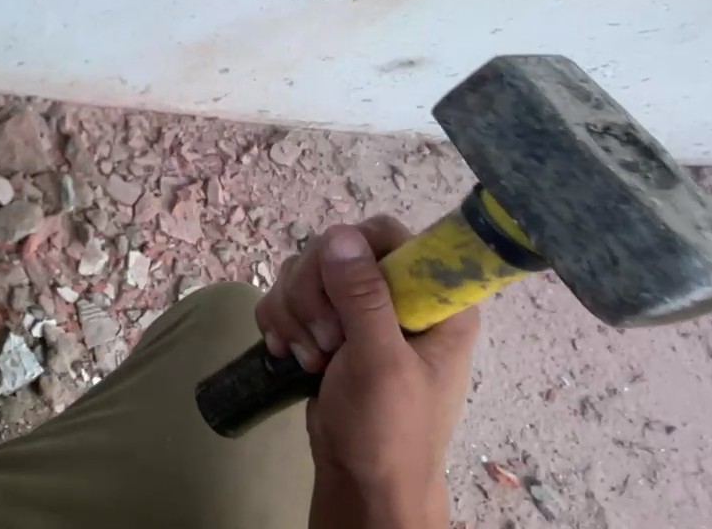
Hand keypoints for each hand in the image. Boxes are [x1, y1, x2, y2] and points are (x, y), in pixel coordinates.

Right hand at [258, 221, 480, 528]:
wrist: (360, 477)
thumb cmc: (389, 428)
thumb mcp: (380, 362)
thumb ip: (362, 297)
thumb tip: (341, 234)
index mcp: (433, 300)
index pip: (388, 236)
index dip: (354, 251)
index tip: (338, 284)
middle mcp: (395, 296)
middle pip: (332, 250)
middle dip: (313, 294)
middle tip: (325, 339)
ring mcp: (357, 310)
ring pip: (302, 272)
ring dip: (293, 313)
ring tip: (310, 357)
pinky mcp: (324, 323)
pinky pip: (284, 295)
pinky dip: (279, 322)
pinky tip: (288, 353)